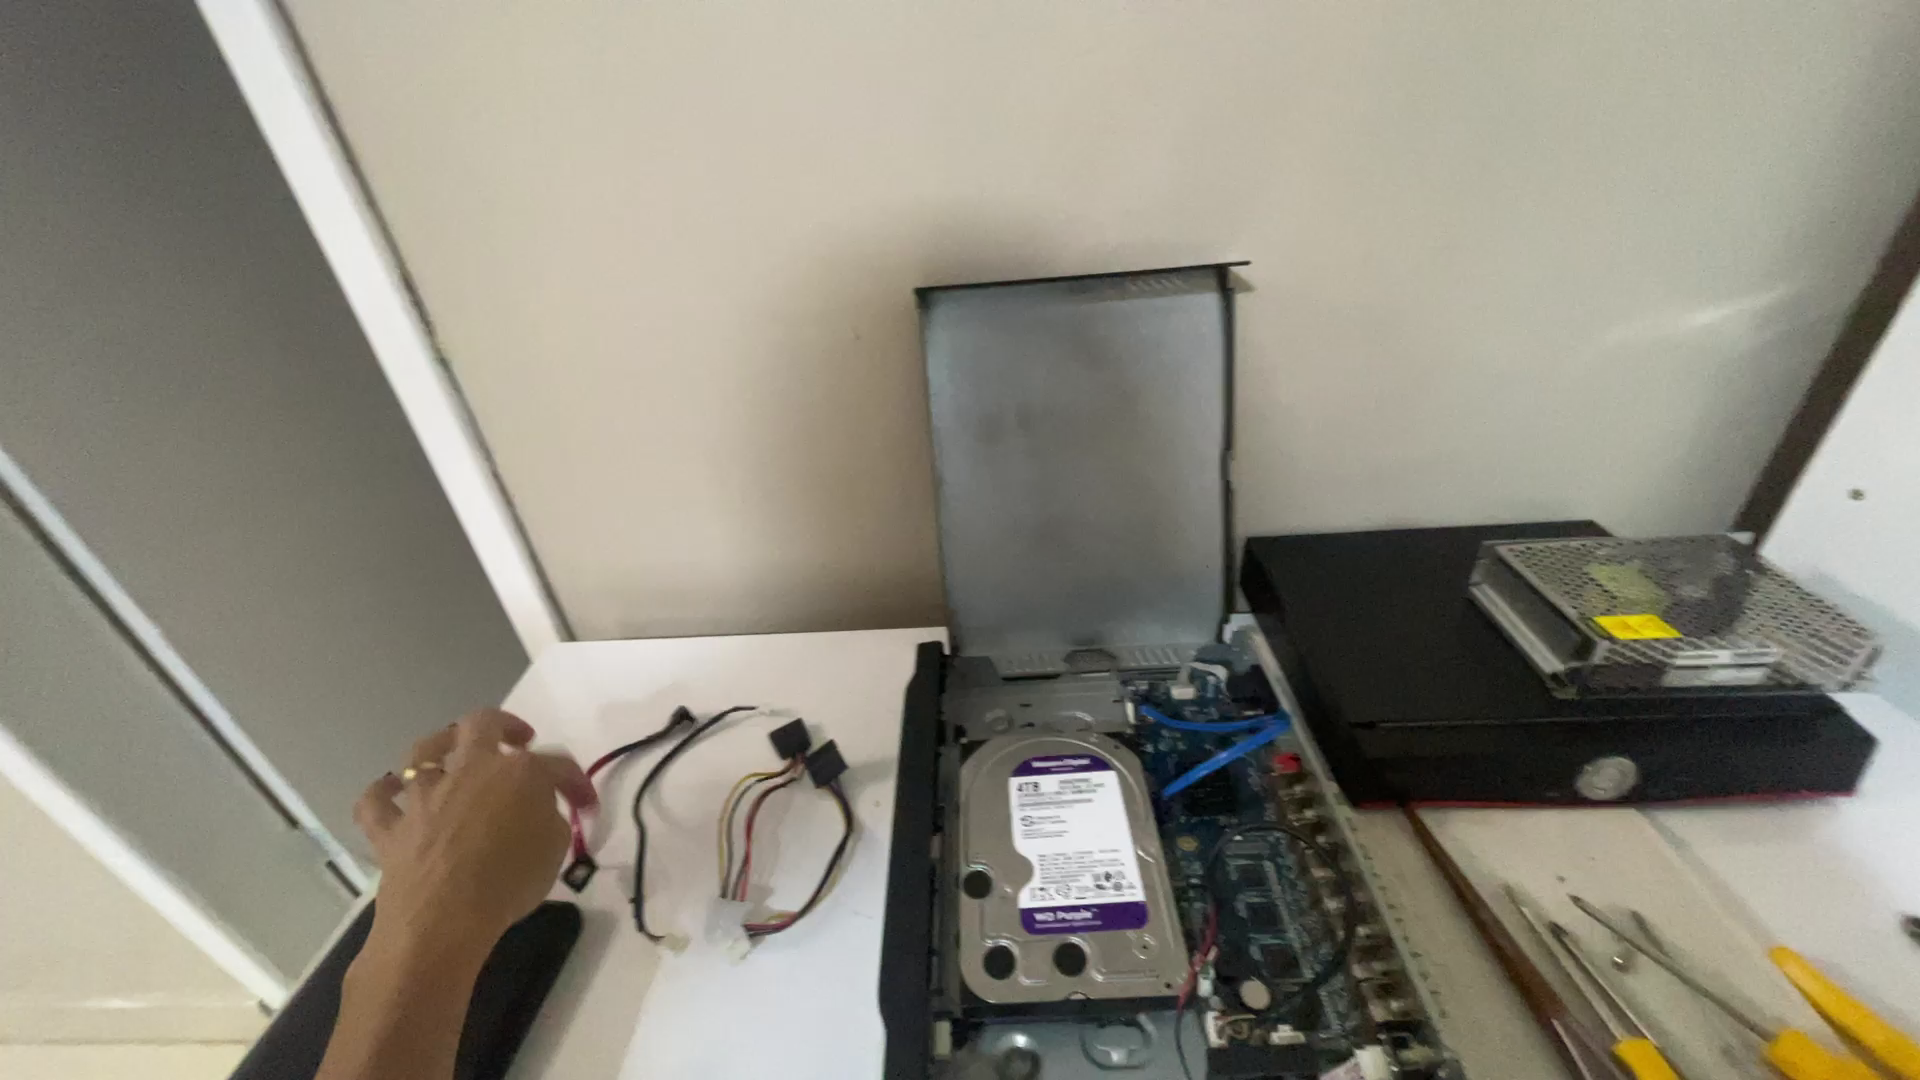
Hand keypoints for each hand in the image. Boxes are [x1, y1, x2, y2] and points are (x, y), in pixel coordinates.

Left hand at [353, 709, 594, 963]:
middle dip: (505, 725)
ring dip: (443, 745)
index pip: (558, 765)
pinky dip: (384, 792)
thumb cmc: (509, 883)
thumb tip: (538, 810)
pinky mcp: (390, 828)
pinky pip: (376, 801)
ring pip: (424, 750)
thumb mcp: (555, 846)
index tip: (587, 805)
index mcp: (520, 772)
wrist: (442, 923)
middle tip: (520, 741)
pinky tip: (394, 791)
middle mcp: (471, 770)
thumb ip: (549, 816)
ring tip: (455, 754)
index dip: (576, 782)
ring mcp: (425, 796)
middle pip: (483, 723)